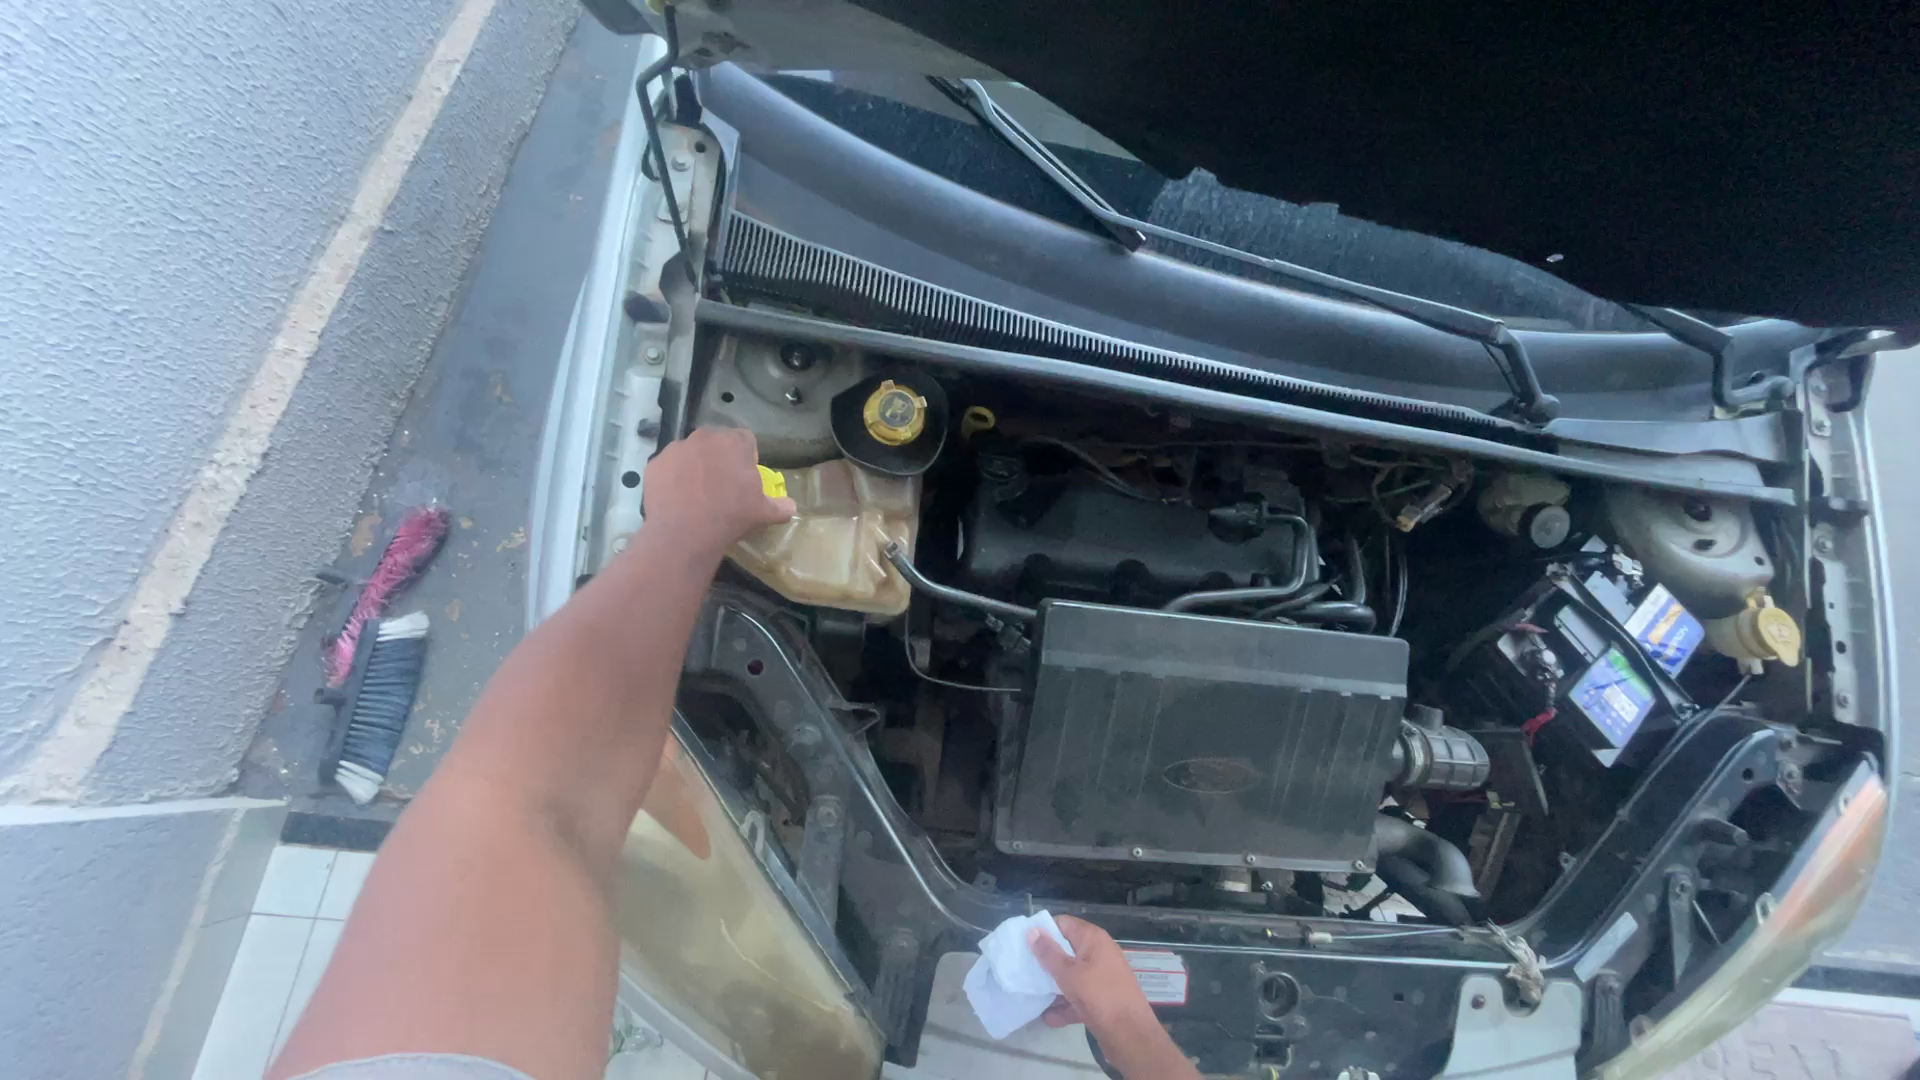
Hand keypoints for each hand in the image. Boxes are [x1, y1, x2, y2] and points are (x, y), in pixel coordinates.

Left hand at [640, 427, 795, 555]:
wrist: (685, 533)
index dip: (747, 456)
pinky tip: (677, 498)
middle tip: (721, 484)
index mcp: (734, 442)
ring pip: (690, 452)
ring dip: (695, 465)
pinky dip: (673, 478)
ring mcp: (676, 449)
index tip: (744, 476)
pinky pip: (668, 467)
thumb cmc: (730, 516)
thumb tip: (792, 507)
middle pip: (716, 442)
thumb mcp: (763, 513)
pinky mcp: (654, 463)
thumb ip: (781, 506)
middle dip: (719, 457)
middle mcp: (704, 437)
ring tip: (697, 492)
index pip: (746, 439)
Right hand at [1030, 916, 1197, 1079]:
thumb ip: (1048, 953)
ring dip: (1055, 986)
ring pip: (1073, 975)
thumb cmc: (1098, 996)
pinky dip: (1067, 1004)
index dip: (1045, 931)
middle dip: (1048, 961)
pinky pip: (1081, 996)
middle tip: (1026, 969)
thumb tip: (1032, 930)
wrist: (1131, 1036)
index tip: (1026, 943)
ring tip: (1034, 995)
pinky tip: (1049, 1018)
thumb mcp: (1068, 973)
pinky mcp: (1104, 999)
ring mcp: (1103, 977)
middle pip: (1068, 950)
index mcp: (1093, 939)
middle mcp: (1099, 953)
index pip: (1064, 923)